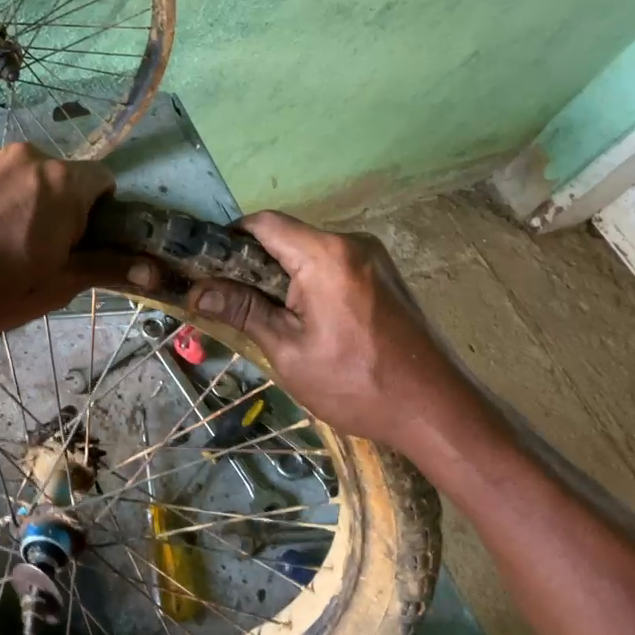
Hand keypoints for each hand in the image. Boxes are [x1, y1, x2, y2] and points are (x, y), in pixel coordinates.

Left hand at [0, 143, 150, 333]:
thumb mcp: (57, 284)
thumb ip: (106, 267)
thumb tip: (152, 271)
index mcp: (63, 183)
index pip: (100, 181)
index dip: (93, 210)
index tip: (72, 239)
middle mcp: (27, 157)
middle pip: (53, 175)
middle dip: (48, 202)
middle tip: (26, 244)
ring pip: (12, 171)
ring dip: (10, 194)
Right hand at [183, 210, 478, 448]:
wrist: (437, 411)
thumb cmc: (356, 384)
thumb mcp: (288, 351)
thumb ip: (243, 311)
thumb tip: (196, 292)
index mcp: (324, 254)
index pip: (262, 223)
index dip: (230, 239)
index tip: (211, 269)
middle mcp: (350, 242)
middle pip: (286, 235)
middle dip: (255, 262)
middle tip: (236, 301)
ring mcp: (373, 256)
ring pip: (309, 250)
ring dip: (284, 274)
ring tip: (274, 317)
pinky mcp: (385, 274)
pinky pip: (333, 263)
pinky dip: (311, 280)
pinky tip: (310, 320)